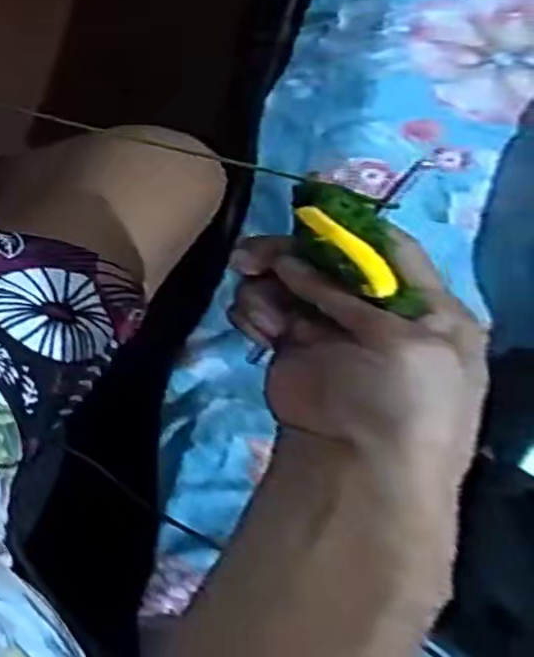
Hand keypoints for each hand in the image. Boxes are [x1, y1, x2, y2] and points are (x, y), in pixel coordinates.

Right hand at [229, 227, 486, 481]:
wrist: (356, 457)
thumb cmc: (402, 401)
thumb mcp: (399, 343)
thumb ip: (344, 295)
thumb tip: (288, 261)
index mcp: (425, 307)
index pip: (388, 248)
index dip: (346, 225)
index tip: (297, 212)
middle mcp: (374, 309)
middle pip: (318, 258)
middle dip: (280, 256)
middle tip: (245, 261)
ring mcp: (328, 323)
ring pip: (280, 280)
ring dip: (261, 291)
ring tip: (261, 320)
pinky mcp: (288, 337)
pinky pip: (259, 306)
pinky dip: (251, 314)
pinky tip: (259, 336)